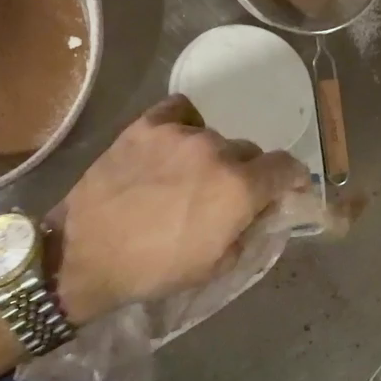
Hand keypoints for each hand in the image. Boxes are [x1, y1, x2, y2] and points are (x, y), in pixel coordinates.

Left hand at [50, 96, 310, 322]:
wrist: (87, 253)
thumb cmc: (155, 269)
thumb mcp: (216, 266)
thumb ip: (248, 232)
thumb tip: (259, 212)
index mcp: (239, 188)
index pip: (286, 167)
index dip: (292, 179)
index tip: (287, 189)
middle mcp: (216, 151)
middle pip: (248, 151)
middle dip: (246, 173)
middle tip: (224, 196)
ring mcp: (179, 134)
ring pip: (214, 136)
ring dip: (211, 155)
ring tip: (186, 177)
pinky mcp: (145, 126)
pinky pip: (181, 112)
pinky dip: (185, 125)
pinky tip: (174, 144)